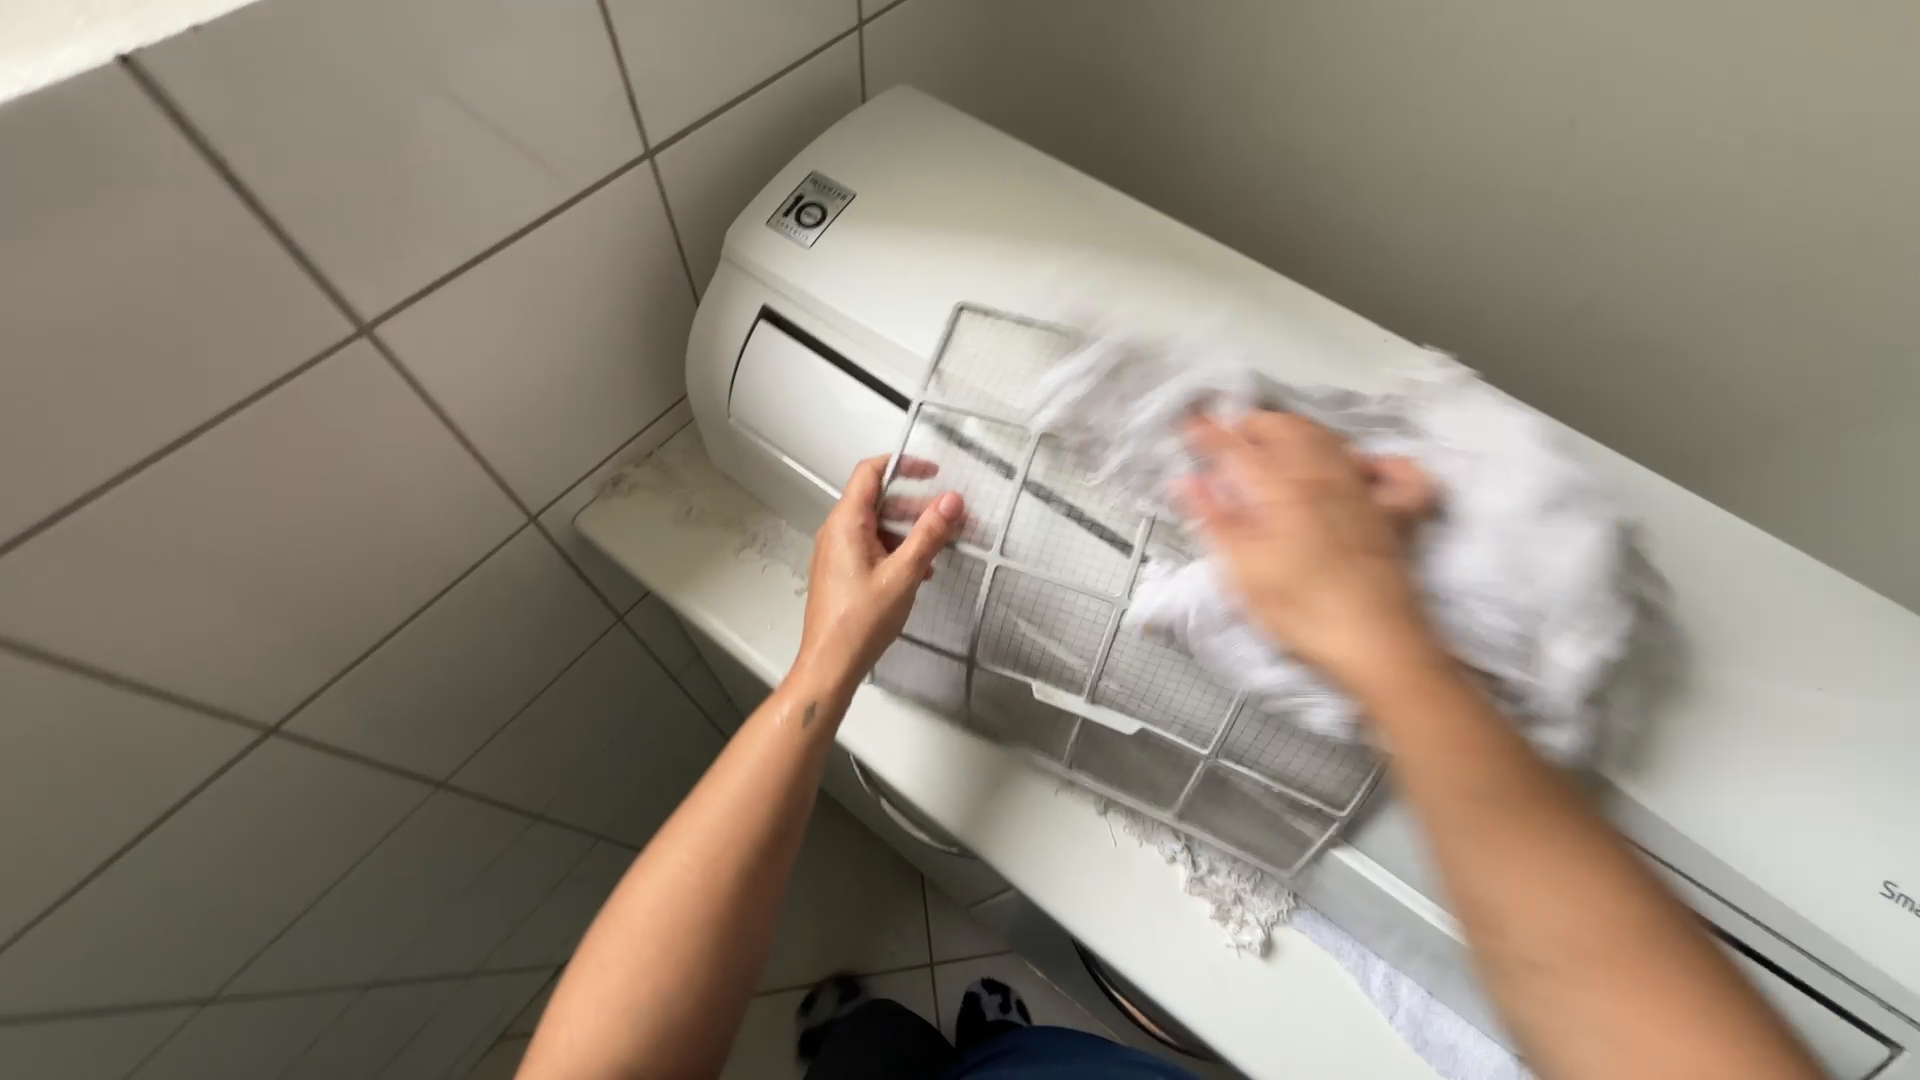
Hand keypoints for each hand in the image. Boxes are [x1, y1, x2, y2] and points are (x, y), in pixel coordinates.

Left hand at [790, 456, 963, 705]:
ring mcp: (836, 552)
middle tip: (949, 517)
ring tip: (940, 548)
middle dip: (915, 505)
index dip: (902, 464)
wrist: (830, 664)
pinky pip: (871, 548)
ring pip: (877, 526)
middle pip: (878, 500)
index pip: (870, 472)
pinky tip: (920, 572)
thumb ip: (929, 534)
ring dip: (909, 532)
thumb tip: (953, 500)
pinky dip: (897, 551)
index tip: (934, 472)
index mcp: (846, 522)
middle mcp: (836, 531)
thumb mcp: (904, 574)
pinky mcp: (841, 572)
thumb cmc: (862, 620)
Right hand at [1179, 412, 1441, 691]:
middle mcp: (1324, 479)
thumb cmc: (1302, 612)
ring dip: (1298, 430)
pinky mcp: (1395, 515)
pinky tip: (1366, 466)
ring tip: (1276, 439)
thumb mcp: (1243, 570)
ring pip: (1331, 440)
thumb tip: (1185, 482)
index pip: (1236, 450)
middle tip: (1228, 433)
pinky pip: (1397, 472)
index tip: (1189, 424)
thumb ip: (1214, 519)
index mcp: (1281, 491)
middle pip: (1286, 429)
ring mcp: (1364, 492)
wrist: (1376, 645)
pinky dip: (1380, 462)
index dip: (1208, 434)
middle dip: (1254, 423)